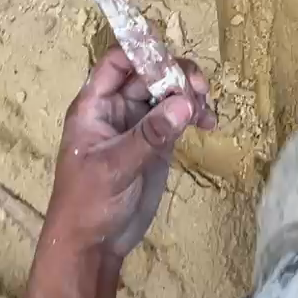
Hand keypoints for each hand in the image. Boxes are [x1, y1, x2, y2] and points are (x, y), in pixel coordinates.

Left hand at [44, 47, 217, 259]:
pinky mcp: (158, 138)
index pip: (116, 62)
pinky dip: (196, 113)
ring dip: (190, 92)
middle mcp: (118, 106)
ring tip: (205, 107)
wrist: (95, 248)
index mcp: (95, 105)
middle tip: (199, 88)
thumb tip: (185, 102)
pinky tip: (209, 123)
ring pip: (169, 90)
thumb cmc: (88, 204)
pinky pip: (180, 113)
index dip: (140, 50)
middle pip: (150, 72)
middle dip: (176, 74)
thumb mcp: (114, 167)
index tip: (169, 54)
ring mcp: (140, 122)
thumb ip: (149, 134)